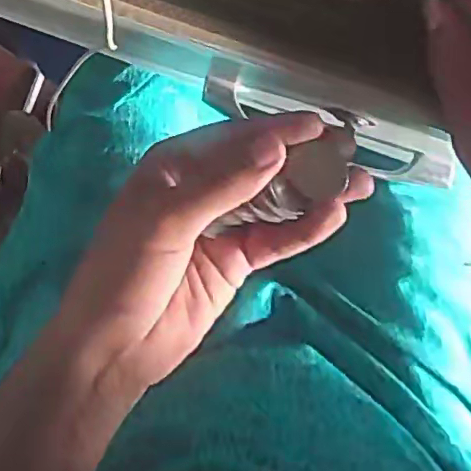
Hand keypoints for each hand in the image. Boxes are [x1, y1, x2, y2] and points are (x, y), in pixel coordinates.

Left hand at [46, 114, 375, 396]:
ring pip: (275, 201)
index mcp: (177, 165)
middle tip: (349, 148)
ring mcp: (221, 225)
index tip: (318, 124)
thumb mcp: (166, 218)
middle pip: (261, 166)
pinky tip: (333, 215)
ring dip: (314, 191)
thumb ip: (224, 183)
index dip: (276, 130)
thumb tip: (275, 147)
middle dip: (303, 157)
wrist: (112, 346)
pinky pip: (275, 238)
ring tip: (358, 182)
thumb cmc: (125, 268)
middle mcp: (202, 188)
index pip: (235, 139)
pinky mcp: (235, 260)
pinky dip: (304, 228)